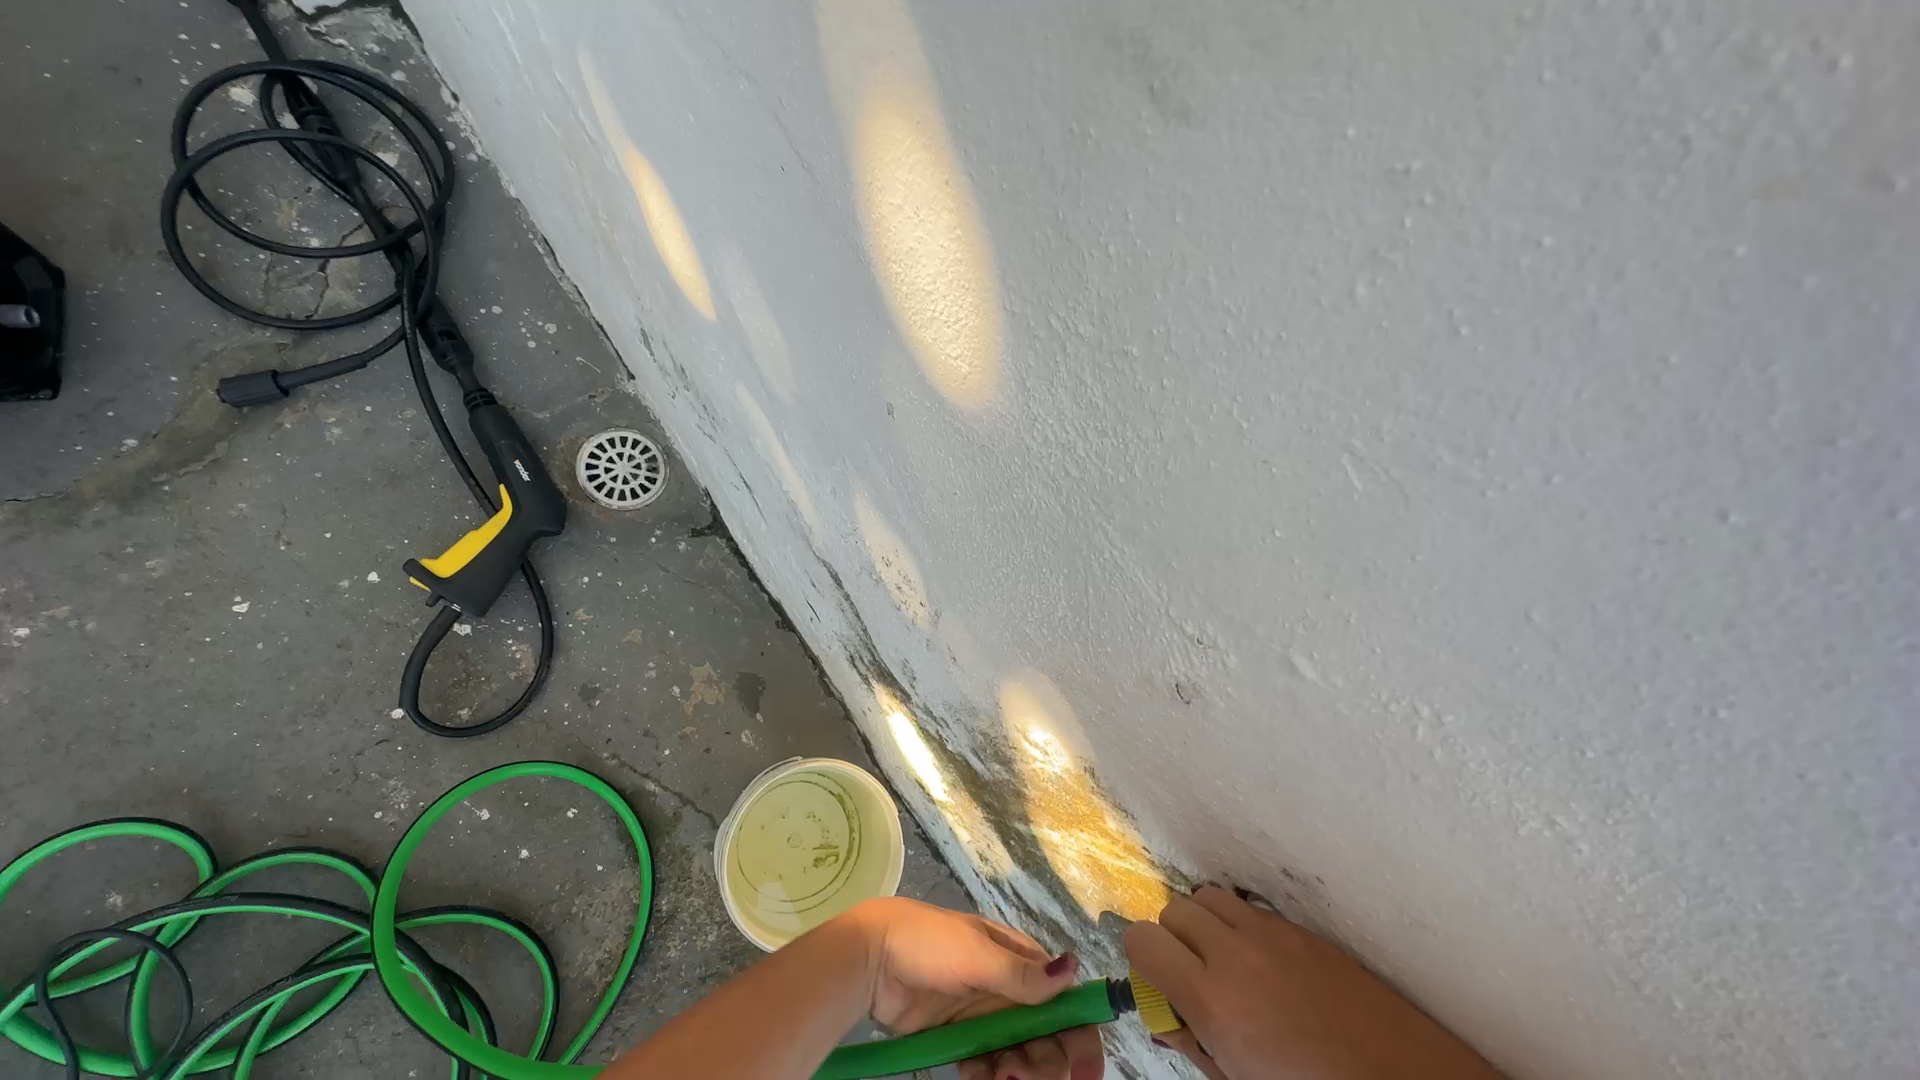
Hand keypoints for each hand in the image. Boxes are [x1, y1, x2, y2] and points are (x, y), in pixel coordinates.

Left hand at [837, 897, 1104, 1079]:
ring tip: (999, 1077)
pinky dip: (991, 1077)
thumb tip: (1073, 970)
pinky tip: (981, 1077)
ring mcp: (985, 1017)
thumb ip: (1021, 973)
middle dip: (1048, 1061)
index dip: (1081, 1032)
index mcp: (1019, 959)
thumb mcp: (975, 953)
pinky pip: (989, 1066)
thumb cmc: (926, 943)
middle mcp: (1009, 989)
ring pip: (1021, 1054)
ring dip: (1020, 1072)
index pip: (1064, 999)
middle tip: (1023, 1076)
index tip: (1086, 1070)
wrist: (869, 958)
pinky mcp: (961, 1040)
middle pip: (1048, 1035)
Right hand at [1124, 887, 1504, 1079]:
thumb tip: (1167, 1016)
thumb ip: (1192, 1044)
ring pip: (1208, 896)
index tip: (1157, 981)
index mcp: (1212, 1000)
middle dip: (1171, 939)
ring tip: (1224, 963)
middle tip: (1190, 976)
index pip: (1142, 939)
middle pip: (1173, 911)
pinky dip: (1241, 927)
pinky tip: (1264, 967)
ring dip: (1204, 923)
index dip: (1141, 959)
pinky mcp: (1303, 931)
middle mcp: (1235, 954)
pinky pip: (1250, 909)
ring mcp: (1272, 935)